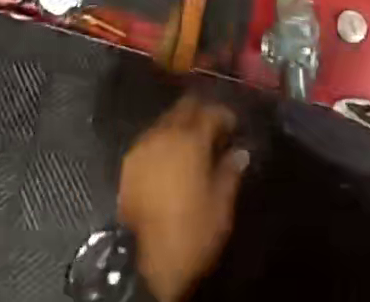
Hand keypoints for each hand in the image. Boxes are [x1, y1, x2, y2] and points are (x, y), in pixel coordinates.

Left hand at [117, 95, 249, 301]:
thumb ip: (231, 172)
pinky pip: (152, 137)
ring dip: (181, 124)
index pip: (211, 111)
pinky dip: (165, 139)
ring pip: (166, 120)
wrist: (139, 261)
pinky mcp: (129, 160)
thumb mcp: (220, 207)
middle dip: (201, 112)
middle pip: (185, 107)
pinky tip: (172, 157)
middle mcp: (165, 132)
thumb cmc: (189, 233)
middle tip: (215, 130)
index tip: (235, 126)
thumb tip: (240, 152)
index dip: (226, 115)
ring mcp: (143, 144)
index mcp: (191, 140)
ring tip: (194, 144)